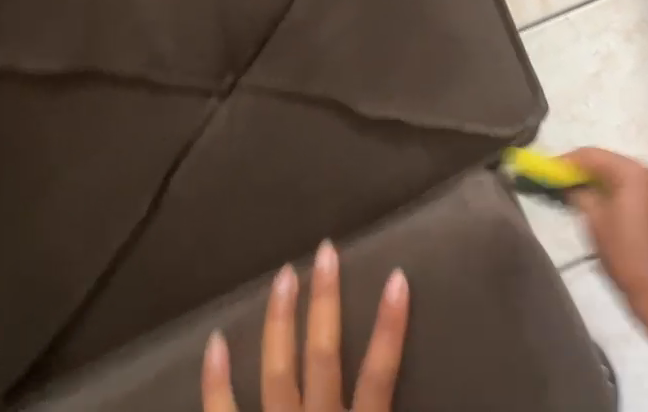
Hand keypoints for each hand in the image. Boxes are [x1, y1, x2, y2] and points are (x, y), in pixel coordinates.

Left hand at [202, 241, 410, 411]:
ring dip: (280, 321)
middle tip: (325, 252)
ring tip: (284, 275)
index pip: (379, 374)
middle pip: (323, 356)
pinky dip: (215, 380)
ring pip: (278, 372)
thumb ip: (397, 409)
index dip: (389, 326)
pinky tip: (214, 341)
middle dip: (324, 301)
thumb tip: (433, 397)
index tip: (396, 277)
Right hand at [565, 148, 647, 312]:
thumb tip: (565, 184)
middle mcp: (647, 171)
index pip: (591, 155)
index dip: (565, 162)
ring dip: (594, 178)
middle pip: (606, 160)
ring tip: (570, 190)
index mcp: (632, 173)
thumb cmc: (625, 256)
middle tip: (555, 181)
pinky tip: (593, 199)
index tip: (543, 171)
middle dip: (579, 169)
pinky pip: (628, 183)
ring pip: (616, 171)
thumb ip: (578, 194)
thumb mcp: (594, 222)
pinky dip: (609, 187)